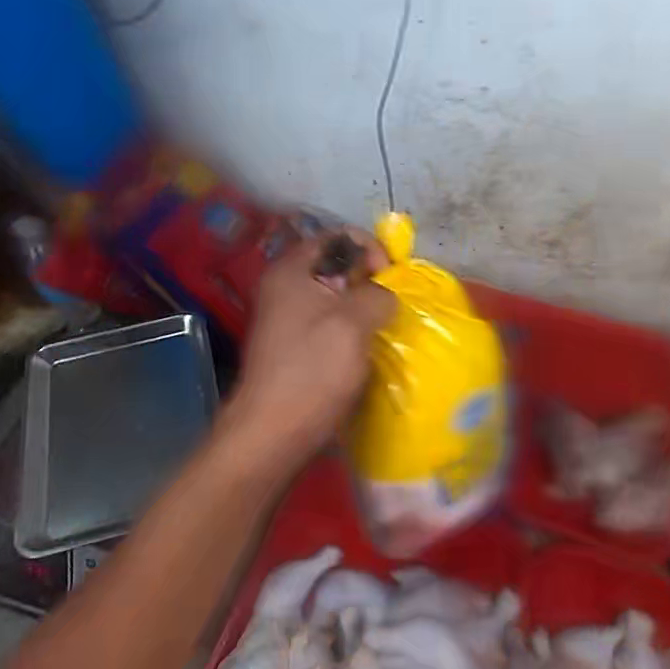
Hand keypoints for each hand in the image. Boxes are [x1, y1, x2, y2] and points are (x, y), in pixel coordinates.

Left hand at [222, 231, 393, 465]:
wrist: (276, 431)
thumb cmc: (313, 371)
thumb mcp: (352, 323)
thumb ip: (376, 295)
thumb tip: (386, 296)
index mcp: (291, 271)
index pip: (336, 237)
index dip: (369, 249)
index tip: (391, 278)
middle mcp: (286, 288)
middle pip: (338, 267)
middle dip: (371, 282)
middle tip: (393, 307)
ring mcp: (290, 320)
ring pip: (338, 299)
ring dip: (365, 310)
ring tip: (386, 330)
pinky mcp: (298, 347)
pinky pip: (332, 326)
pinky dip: (354, 332)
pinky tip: (369, 351)